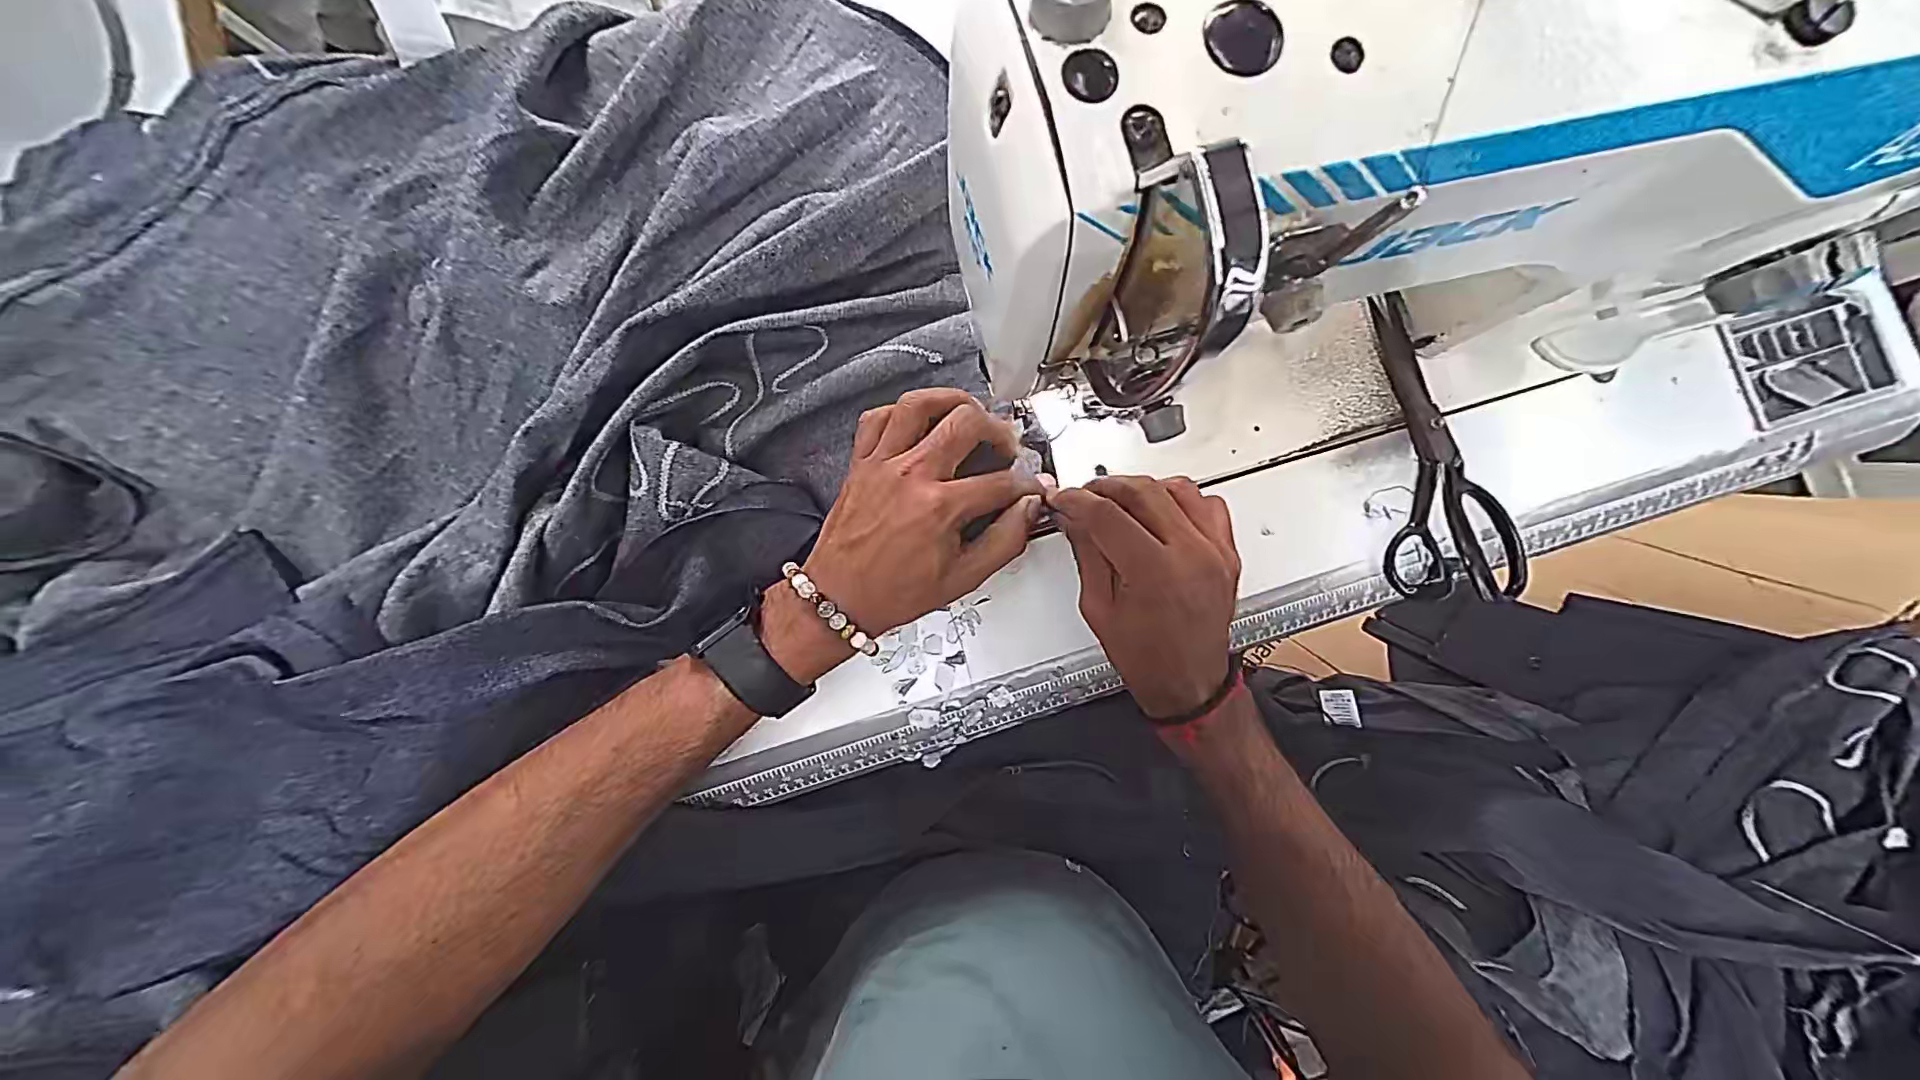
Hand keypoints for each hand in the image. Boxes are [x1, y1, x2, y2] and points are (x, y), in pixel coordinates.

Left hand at [762, 388, 1045, 683]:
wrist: (840, 599)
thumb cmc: (891, 593)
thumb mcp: (962, 579)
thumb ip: (1004, 541)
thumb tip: (1027, 511)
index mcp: (939, 508)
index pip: (1001, 481)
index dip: (1026, 484)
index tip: (1030, 488)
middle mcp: (911, 476)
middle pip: (967, 424)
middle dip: (1000, 432)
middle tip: (1006, 447)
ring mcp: (882, 465)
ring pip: (920, 405)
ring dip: (953, 401)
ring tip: (970, 412)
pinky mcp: (861, 464)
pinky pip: (878, 418)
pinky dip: (901, 411)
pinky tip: (919, 420)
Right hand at [1051, 475, 1240, 719]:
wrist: (1190, 683)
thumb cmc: (1149, 660)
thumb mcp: (1098, 608)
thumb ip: (1087, 554)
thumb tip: (1076, 519)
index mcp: (1154, 573)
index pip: (1107, 515)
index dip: (1078, 500)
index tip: (1065, 498)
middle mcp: (1191, 556)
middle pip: (1142, 492)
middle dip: (1105, 488)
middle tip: (1086, 495)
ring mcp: (1215, 552)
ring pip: (1178, 488)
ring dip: (1143, 487)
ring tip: (1121, 499)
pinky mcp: (1228, 553)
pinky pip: (1209, 505)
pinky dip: (1181, 499)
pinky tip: (1162, 509)